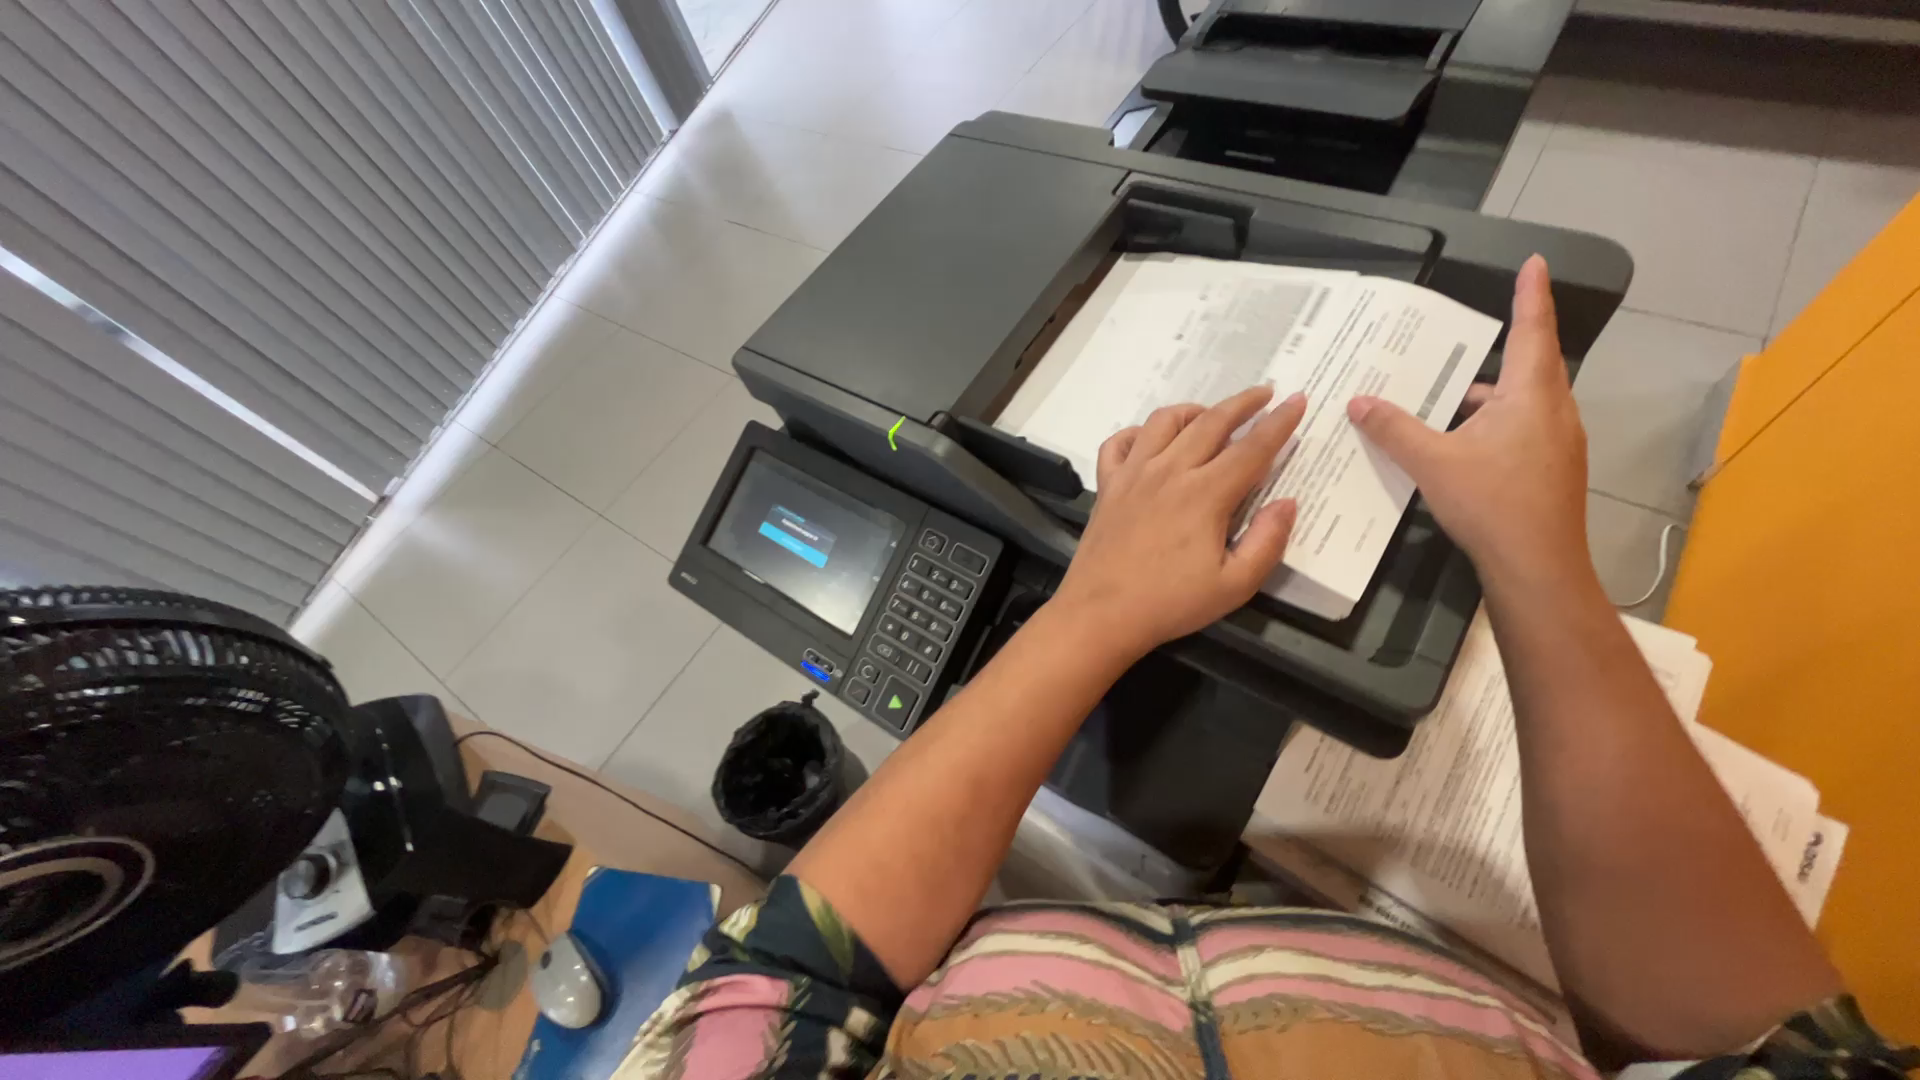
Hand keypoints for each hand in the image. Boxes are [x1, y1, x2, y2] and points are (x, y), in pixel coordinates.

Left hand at [1051, 385, 1307, 660]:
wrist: (1101, 614)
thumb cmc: (1170, 603)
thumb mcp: (1234, 585)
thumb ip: (1267, 541)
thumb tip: (1287, 502)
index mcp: (1205, 494)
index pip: (1251, 448)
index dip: (1279, 423)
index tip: (1297, 400)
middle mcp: (1169, 472)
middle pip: (1210, 423)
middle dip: (1242, 403)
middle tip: (1264, 394)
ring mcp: (1133, 475)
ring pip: (1164, 422)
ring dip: (1193, 411)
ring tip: (1211, 414)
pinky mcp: (1107, 486)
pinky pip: (1119, 444)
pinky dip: (1138, 433)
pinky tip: (1151, 440)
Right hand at [1346, 254, 1589, 585]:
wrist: (1537, 565)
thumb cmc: (1491, 502)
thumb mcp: (1431, 462)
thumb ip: (1394, 428)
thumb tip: (1358, 401)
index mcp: (1531, 396)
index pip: (1533, 331)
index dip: (1531, 295)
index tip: (1535, 262)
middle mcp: (1553, 411)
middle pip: (1528, 368)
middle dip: (1496, 355)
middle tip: (1459, 346)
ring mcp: (1558, 442)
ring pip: (1522, 403)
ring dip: (1486, 398)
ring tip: (1442, 403)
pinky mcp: (1551, 468)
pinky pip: (1521, 429)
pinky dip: (1491, 424)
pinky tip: (1458, 447)